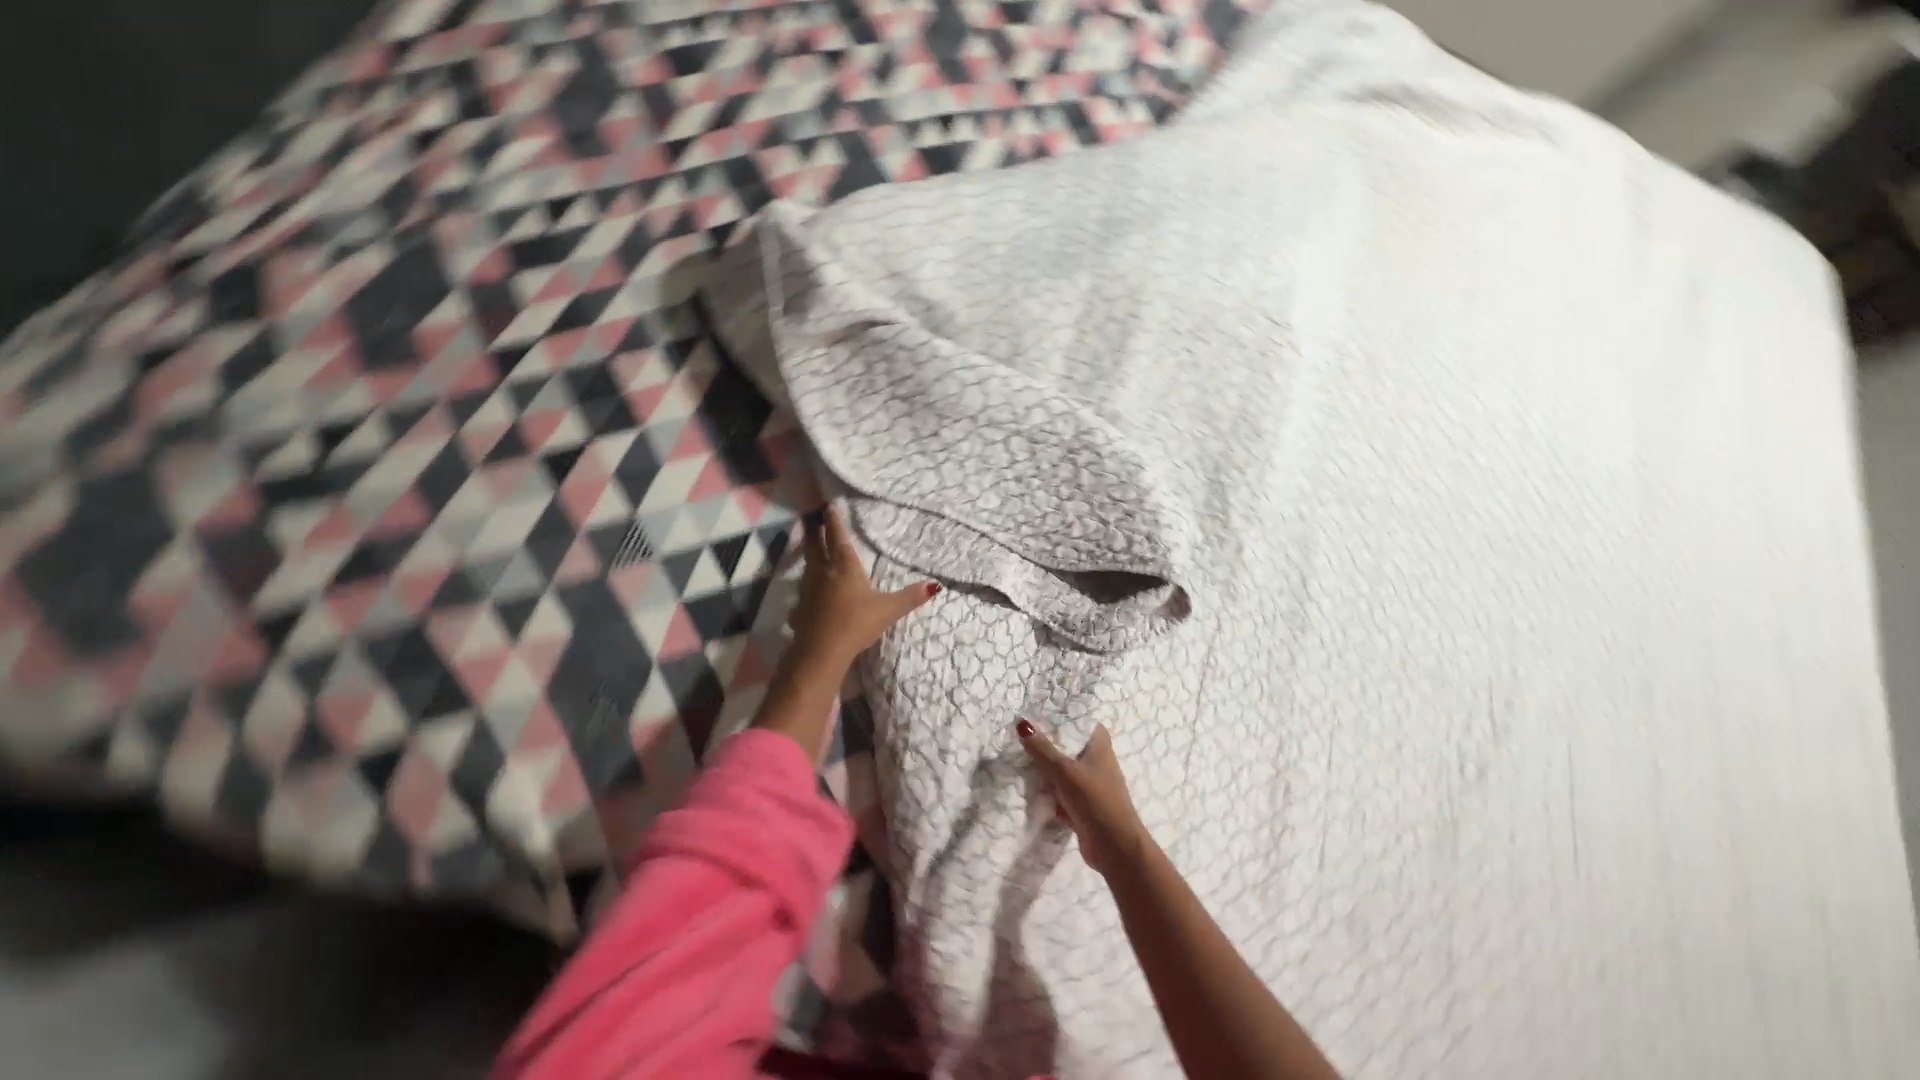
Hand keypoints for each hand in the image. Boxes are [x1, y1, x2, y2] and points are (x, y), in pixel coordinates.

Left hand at [788, 504, 941, 671]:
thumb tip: (935, 585)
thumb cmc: (857, 623)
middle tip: (809, 516)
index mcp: (844, 566)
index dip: (833, 520)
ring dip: (808, 552)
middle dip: (813, 529)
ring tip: (811, 546)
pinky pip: (803, 588)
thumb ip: (910, 597)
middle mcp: (823, 571)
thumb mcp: (889, 610)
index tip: (827, 506)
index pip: (837, 536)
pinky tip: (808, 589)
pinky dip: (806, 582)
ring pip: (807, 564)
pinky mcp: (800, 607)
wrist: (822, 651)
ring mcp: (808, 589)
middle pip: (814, 544)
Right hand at [1018, 722, 1152, 874]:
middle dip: (1050, 748)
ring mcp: (1092, 786)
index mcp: (1099, 747)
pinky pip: (1064, 795)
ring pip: (1065, 773)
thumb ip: (1042, 750)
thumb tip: (1023, 724)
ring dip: (1048, 774)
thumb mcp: (1064, 771)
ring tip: (1023, 767)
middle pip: (1071, 748)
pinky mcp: (1085, 806)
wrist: (1114, 846)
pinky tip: (1036, 796)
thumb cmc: (1094, 800)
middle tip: (1025, 743)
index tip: (1041, 718)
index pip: (1084, 723)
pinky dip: (1053, 796)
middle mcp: (1098, 763)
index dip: (1066, 719)